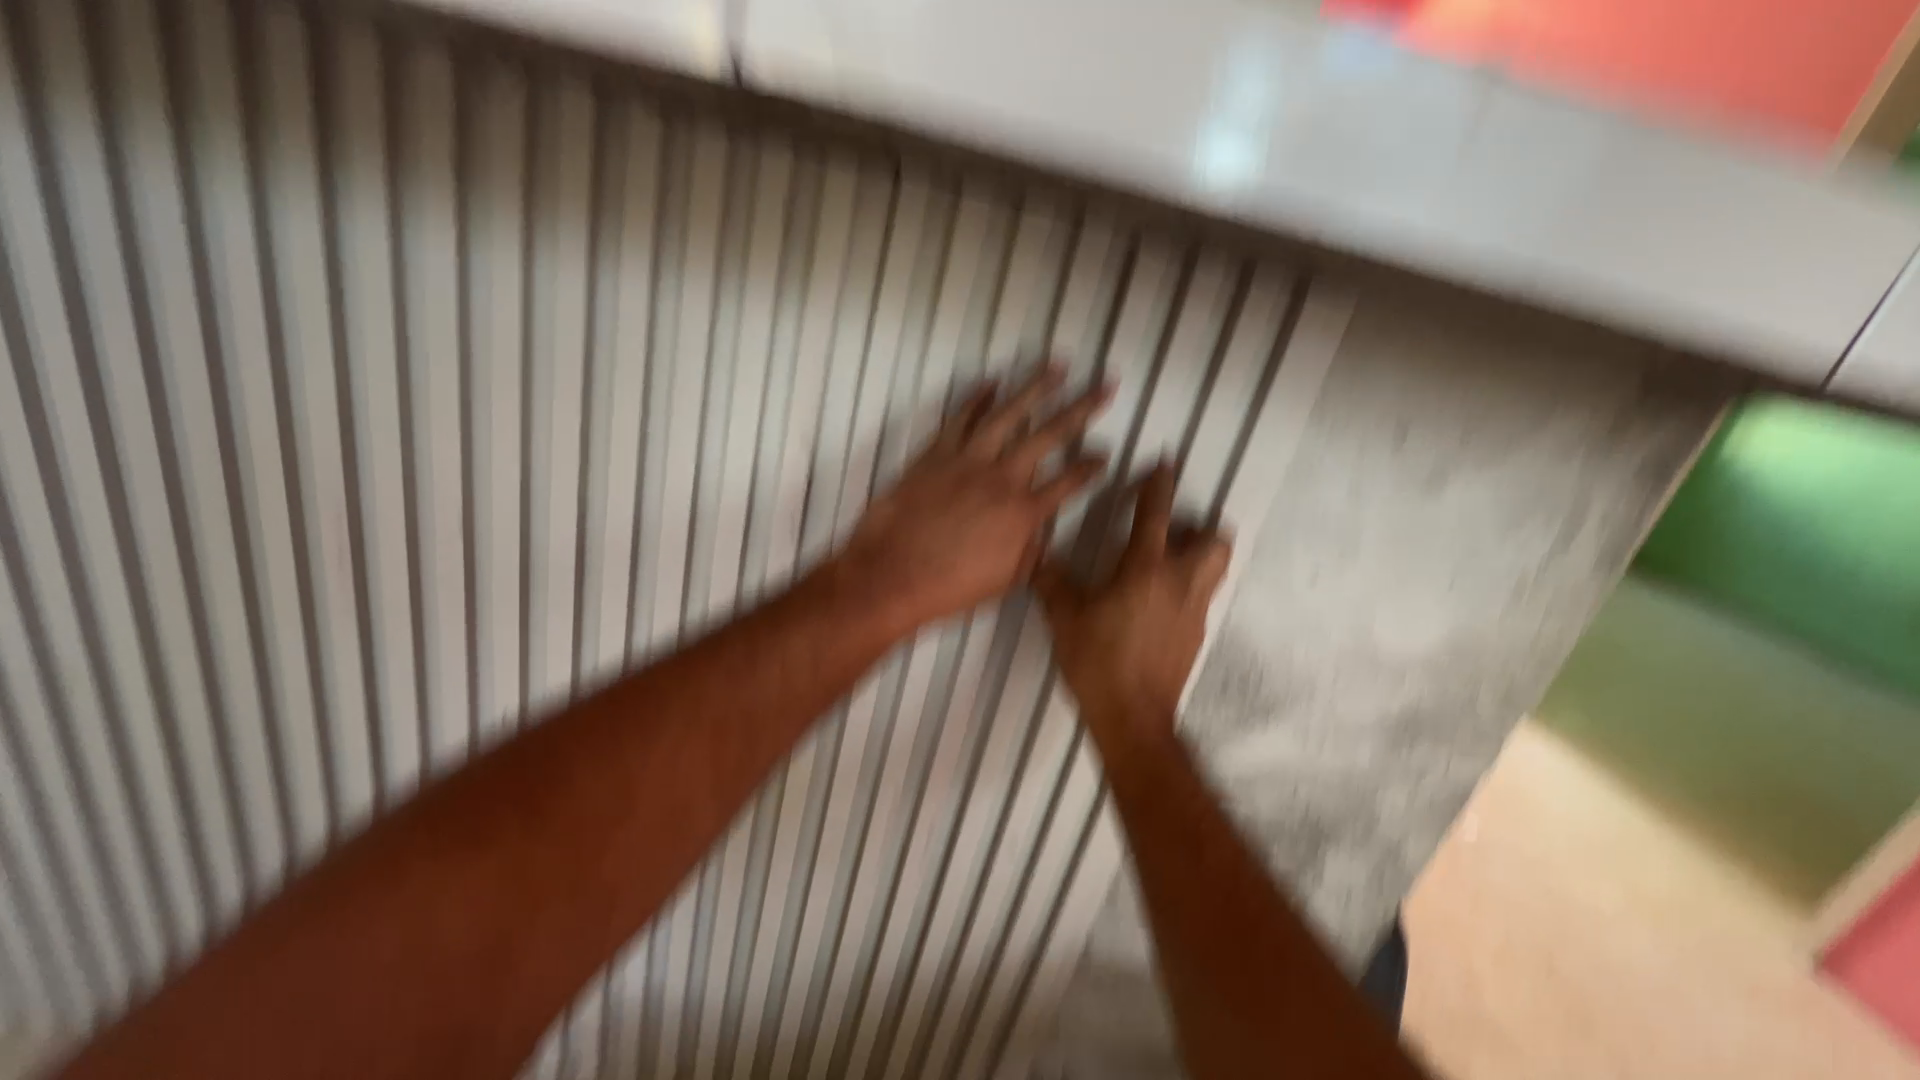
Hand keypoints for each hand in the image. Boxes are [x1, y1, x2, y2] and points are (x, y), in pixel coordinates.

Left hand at [835, 365, 1110, 629]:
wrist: (890, 575)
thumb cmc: (949, 588)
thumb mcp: (1004, 581)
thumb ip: (1030, 554)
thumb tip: (1043, 536)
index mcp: (1024, 513)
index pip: (1069, 482)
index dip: (1090, 467)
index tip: (1105, 455)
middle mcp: (1002, 478)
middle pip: (1050, 435)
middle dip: (1082, 408)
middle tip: (1105, 385)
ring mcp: (967, 460)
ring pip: (1008, 414)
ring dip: (1035, 387)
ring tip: (1058, 365)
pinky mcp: (935, 454)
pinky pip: (960, 418)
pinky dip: (976, 398)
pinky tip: (992, 382)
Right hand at [1034, 464, 1231, 738]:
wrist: (1132, 716)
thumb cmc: (1096, 660)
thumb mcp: (1064, 616)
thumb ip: (1052, 580)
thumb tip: (1035, 555)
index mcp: (1145, 569)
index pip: (1157, 514)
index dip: (1160, 485)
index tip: (1164, 463)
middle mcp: (1179, 582)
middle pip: (1214, 539)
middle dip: (1200, 526)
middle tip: (1172, 528)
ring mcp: (1194, 610)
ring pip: (1215, 568)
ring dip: (1199, 555)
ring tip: (1167, 561)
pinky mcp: (1196, 635)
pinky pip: (1201, 598)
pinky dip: (1186, 589)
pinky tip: (1156, 605)